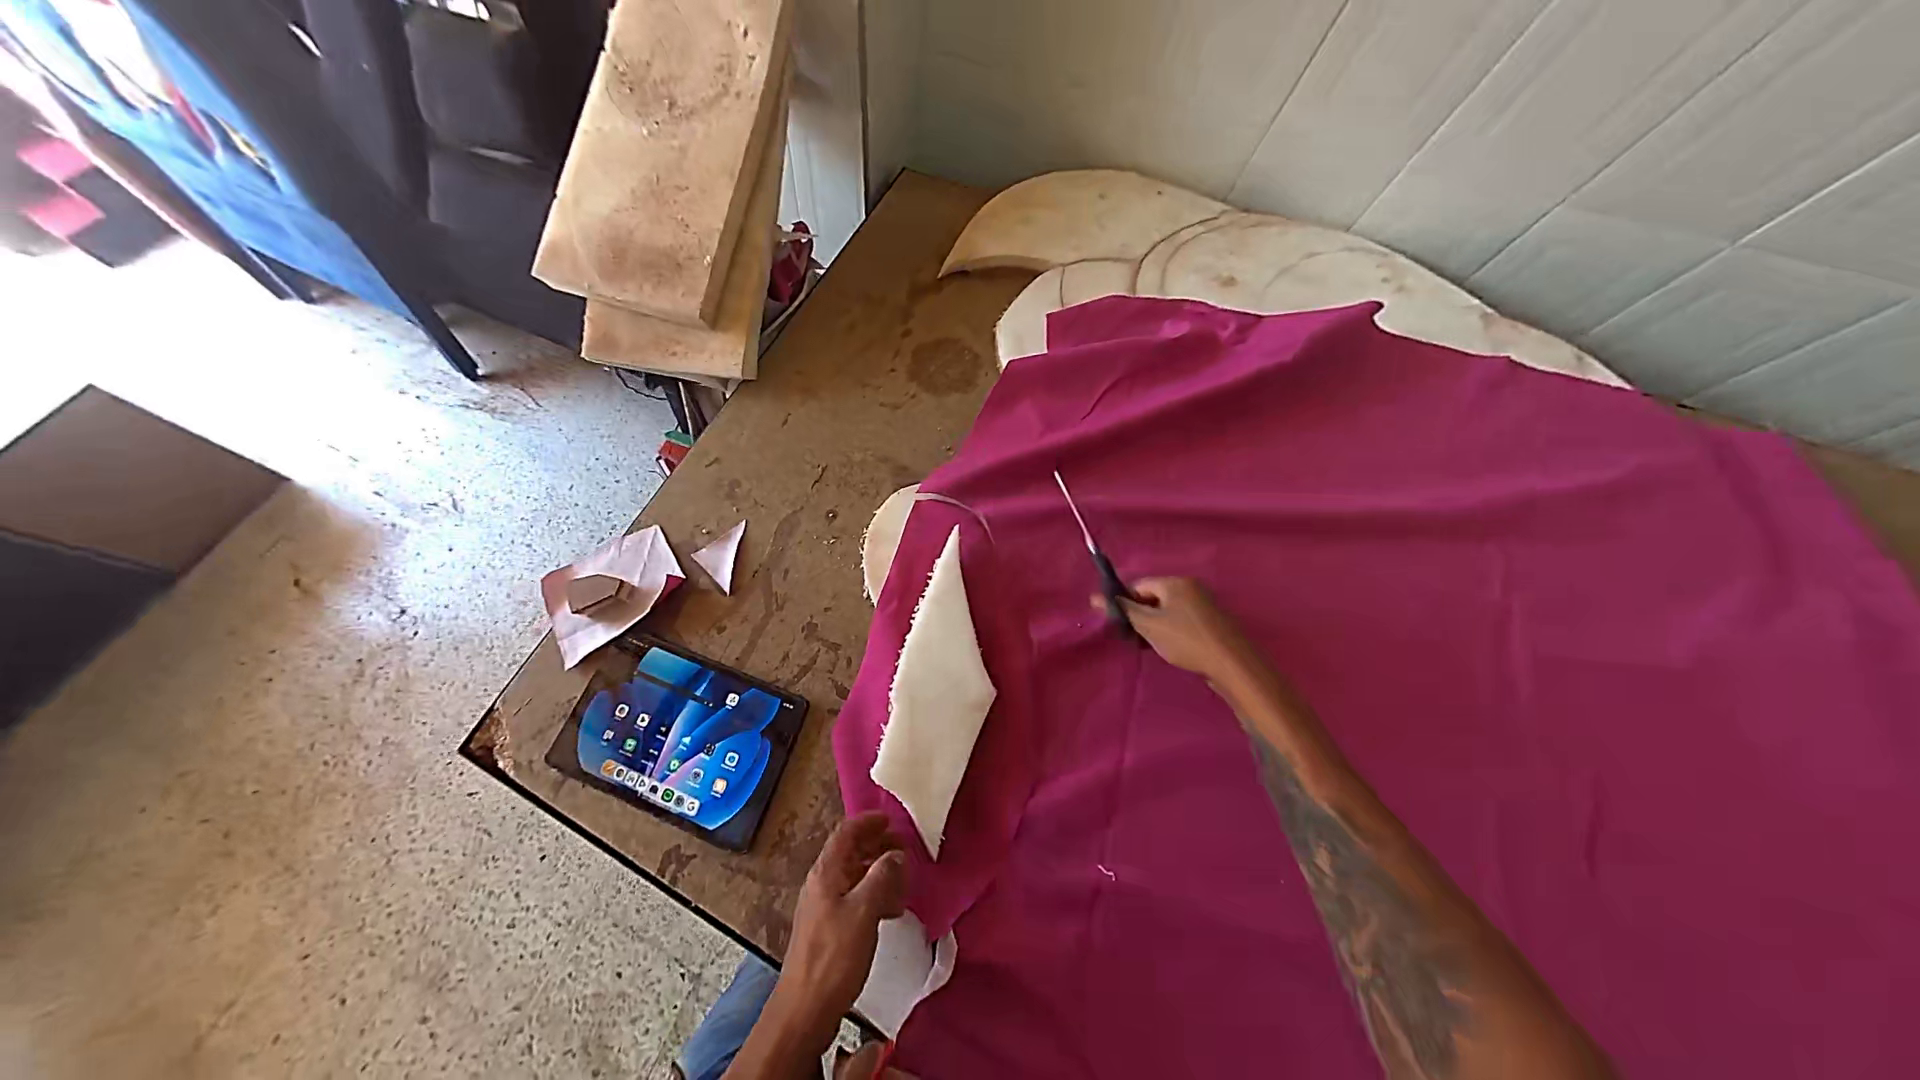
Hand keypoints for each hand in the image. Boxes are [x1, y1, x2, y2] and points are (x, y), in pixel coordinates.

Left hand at [772, 812, 908, 1029]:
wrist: (805, 1009)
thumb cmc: (834, 956)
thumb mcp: (864, 912)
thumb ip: (881, 877)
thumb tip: (895, 854)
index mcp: (826, 873)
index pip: (845, 833)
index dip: (868, 822)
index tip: (891, 819)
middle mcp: (822, 883)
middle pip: (850, 851)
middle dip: (877, 844)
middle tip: (904, 848)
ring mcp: (824, 906)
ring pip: (854, 874)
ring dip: (878, 870)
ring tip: (903, 877)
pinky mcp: (829, 927)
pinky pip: (854, 896)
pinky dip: (874, 893)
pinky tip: (891, 908)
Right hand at [1096, 577, 1257, 681]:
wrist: (1233, 665)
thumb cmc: (1186, 641)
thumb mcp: (1149, 626)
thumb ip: (1123, 610)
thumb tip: (1096, 597)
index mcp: (1175, 582)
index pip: (1139, 585)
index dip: (1125, 603)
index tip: (1118, 624)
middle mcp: (1191, 587)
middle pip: (1154, 597)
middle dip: (1140, 616)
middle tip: (1132, 638)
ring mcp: (1204, 604)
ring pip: (1168, 611)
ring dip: (1154, 626)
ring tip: (1149, 646)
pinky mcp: (1212, 622)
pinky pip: (1183, 620)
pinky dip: (1171, 631)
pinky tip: (1170, 649)